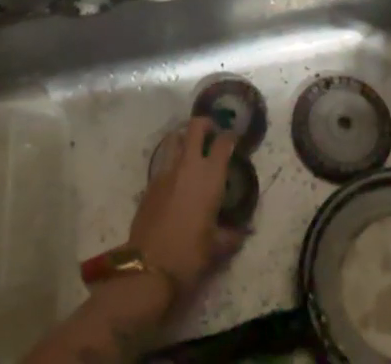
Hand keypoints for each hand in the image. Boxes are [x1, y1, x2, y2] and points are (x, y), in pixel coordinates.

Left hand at [130, 118, 247, 300]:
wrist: (148, 266)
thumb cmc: (190, 254)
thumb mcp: (216, 247)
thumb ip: (231, 236)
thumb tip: (242, 234)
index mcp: (210, 176)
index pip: (222, 142)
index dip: (229, 136)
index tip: (233, 139)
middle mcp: (188, 166)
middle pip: (194, 128)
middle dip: (204, 125)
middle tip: (211, 133)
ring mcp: (165, 172)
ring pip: (174, 140)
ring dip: (183, 138)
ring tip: (191, 150)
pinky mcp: (149, 184)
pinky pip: (163, 163)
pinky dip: (171, 162)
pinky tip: (175, 179)